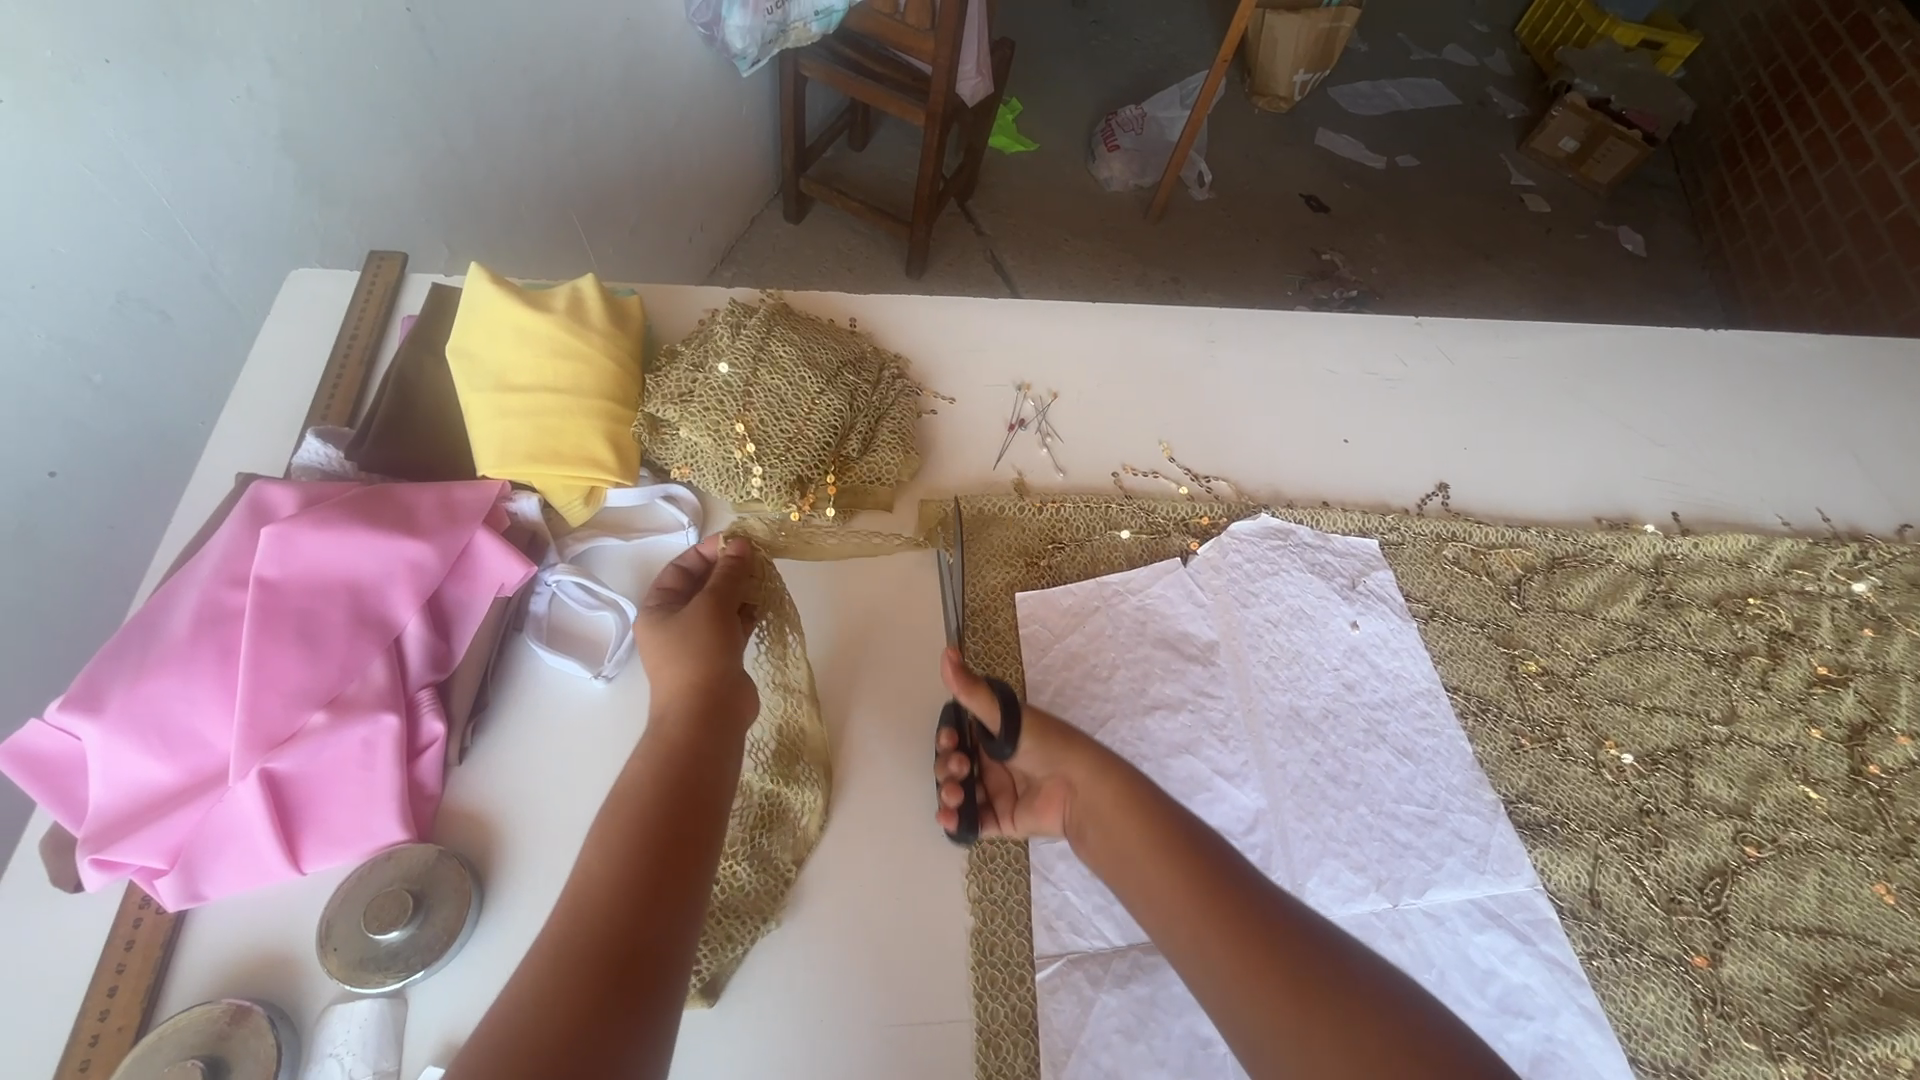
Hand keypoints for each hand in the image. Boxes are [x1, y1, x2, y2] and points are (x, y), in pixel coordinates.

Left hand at [637, 534, 760, 733]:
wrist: (707, 716)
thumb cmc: (699, 654)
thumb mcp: (712, 605)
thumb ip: (729, 572)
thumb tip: (742, 544)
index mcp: (658, 608)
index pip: (681, 567)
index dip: (709, 551)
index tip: (739, 541)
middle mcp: (674, 622)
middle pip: (702, 585)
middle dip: (730, 569)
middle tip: (759, 556)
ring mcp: (698, 642)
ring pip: (721, 606)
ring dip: (742, 590)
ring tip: (767, 576)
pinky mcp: (721, 656)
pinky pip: (734, 625)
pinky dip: (749, 612)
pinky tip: (766, 601)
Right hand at [934, 649, 1095, 840]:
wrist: (1079, 787)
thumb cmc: (1045, 744)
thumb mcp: (1006, 715)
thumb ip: (972, 689)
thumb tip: (947, 651)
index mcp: (995, 735)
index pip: (959, 736)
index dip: (947, 739)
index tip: (949, 740)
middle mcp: (994, 762)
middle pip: (955, 766)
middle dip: (947, 767)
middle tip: (960, 767)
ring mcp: (997, 792)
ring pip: (960, 793)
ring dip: (948, 792)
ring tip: (956, 794)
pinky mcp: (1002, 819)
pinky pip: (972, 821)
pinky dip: (955, 820)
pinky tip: (949, 816)